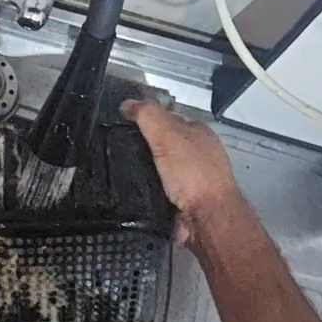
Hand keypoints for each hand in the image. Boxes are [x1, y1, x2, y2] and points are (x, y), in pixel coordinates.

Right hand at [121, 98, 246, 244]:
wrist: (206, 218)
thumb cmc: (193, 174)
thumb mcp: (168, 135)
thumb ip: (148, 116)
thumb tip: (128, 103)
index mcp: (198, 133)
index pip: (168, 117)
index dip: (146, 117)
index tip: (122, 121)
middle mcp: (196, 155)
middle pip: (161, 144)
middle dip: (141, 147)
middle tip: (115, 148)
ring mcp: (189, 179)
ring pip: (156, 169)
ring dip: (139, 172)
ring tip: (116, 170)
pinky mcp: (180, 201)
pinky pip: (155, 191)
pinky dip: (143, 191)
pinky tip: (129, 191)